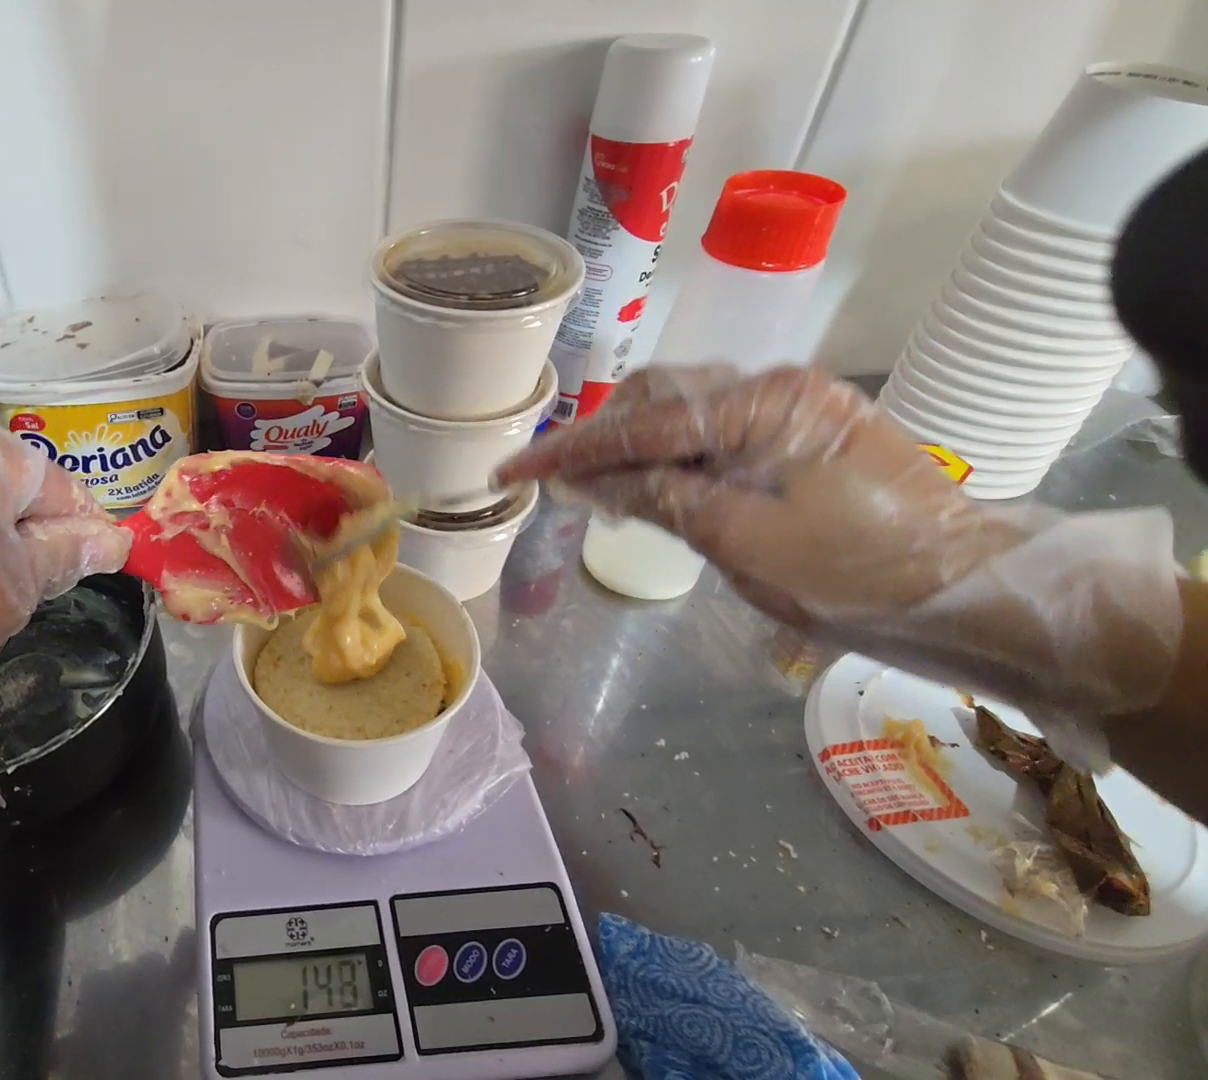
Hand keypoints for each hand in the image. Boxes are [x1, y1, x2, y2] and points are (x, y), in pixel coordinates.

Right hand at [496, 365, 1019, 624]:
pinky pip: (710, 432)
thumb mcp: (740, 541)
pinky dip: (666, 456)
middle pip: (656, 400)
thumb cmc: (854, 574)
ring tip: (589, 487)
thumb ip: (659, 496)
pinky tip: (645, 484)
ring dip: (627, 447)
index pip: (642, 425)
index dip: (568, 453)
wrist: (965, 592)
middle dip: (595, 440)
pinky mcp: (796, 433)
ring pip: (679, 412)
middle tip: (551, 484)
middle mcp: (775, 388)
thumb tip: (588, 480)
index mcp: (765, 405)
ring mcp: (788, 408)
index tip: (511, 472)